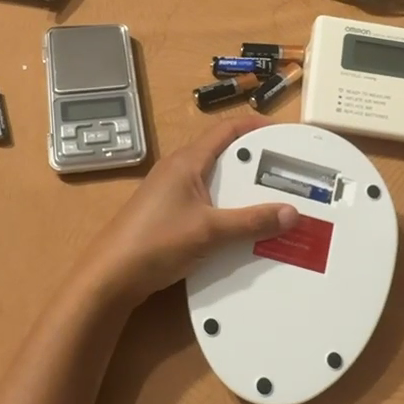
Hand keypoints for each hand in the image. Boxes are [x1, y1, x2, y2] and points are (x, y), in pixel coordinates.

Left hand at [75, 117, 299, 305]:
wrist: (111, 277)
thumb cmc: (157, 242)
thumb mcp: (210, 231)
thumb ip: (251, 221)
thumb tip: (293, 212)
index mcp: (187, 161)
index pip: (226, 130)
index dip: (256, 127)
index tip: (285, 135)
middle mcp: (178, 170)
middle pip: (224, 155)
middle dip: (256, 163)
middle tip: (288, 174)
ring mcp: (171, 192)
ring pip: (215, 182)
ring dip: (242, 189)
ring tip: (274, 201)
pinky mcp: (168, 214)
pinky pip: (206, 202)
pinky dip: (228, 208)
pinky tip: (244, 227)